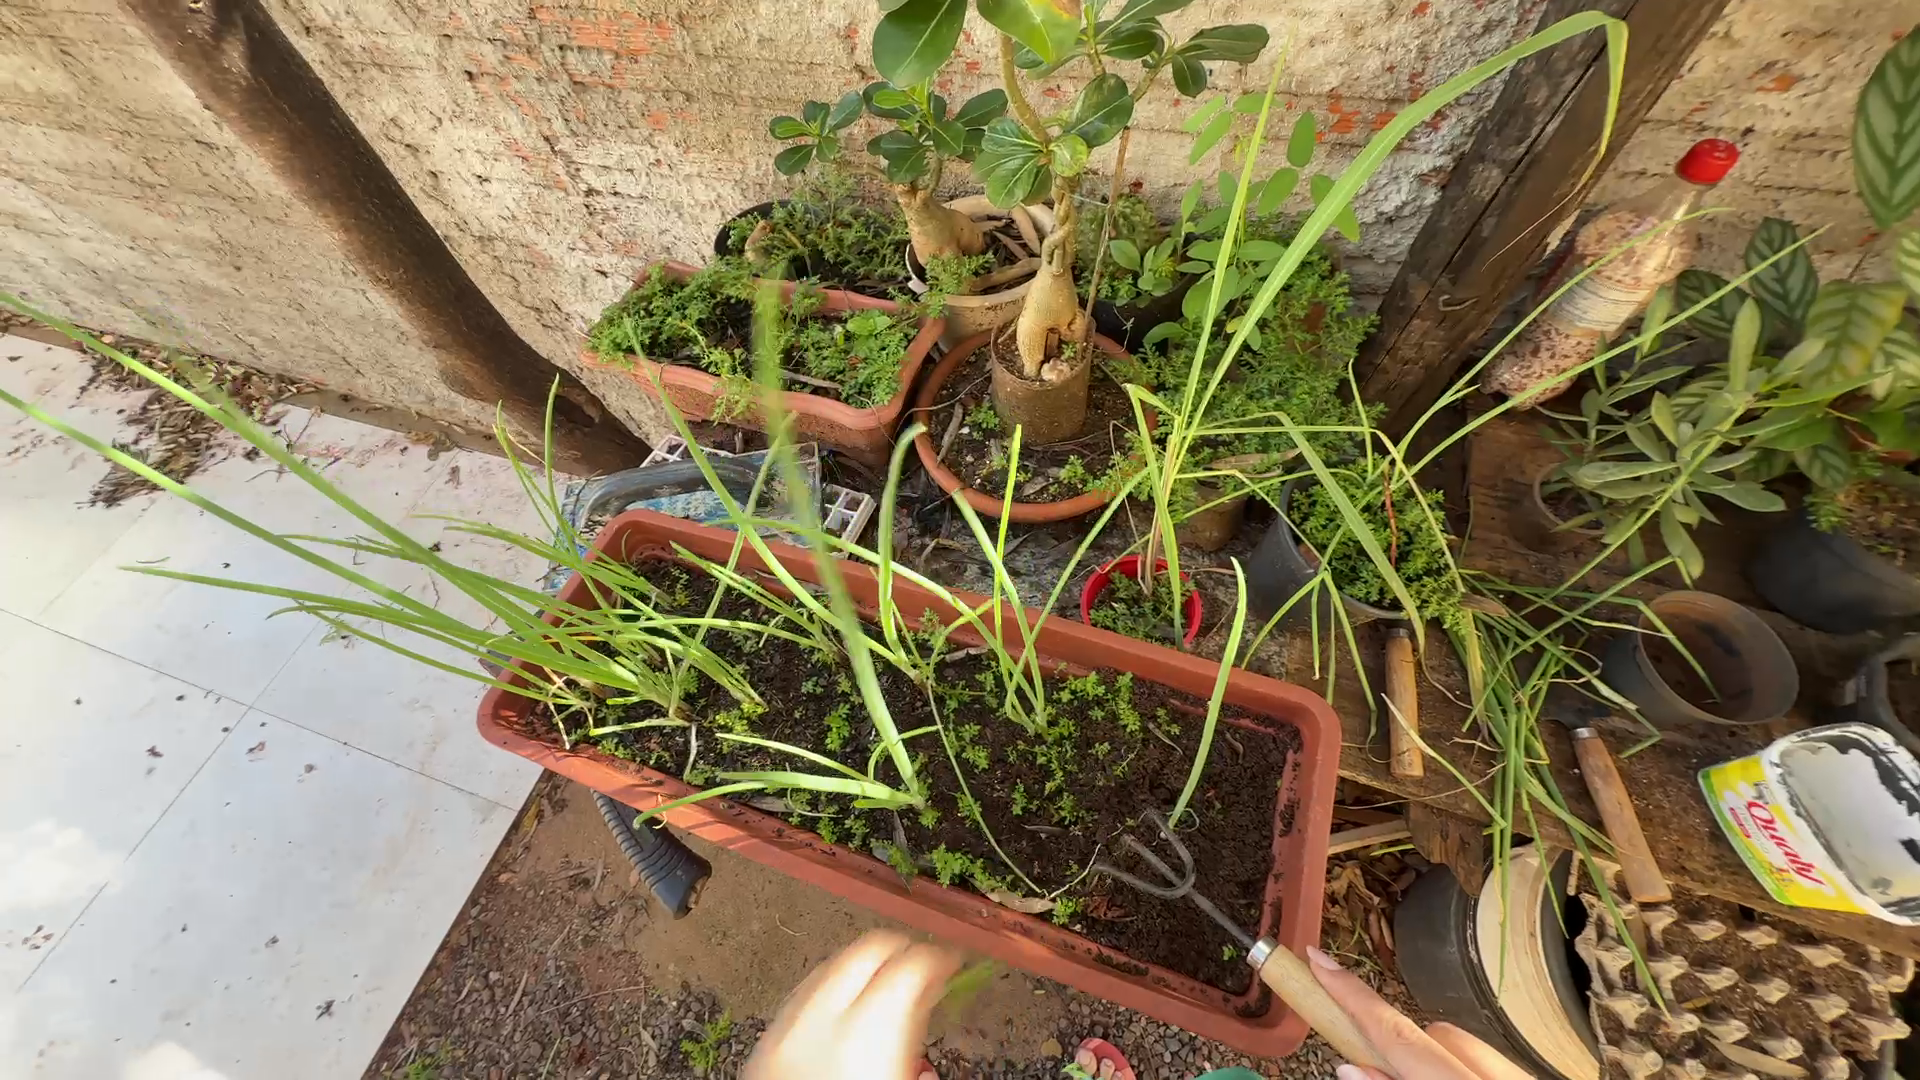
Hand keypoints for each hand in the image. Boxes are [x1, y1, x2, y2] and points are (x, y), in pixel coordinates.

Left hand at [744, 930, 963, 1079]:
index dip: (939, 961)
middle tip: (924, 971)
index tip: (952, 967)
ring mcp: (786, 1029)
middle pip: (869, 952)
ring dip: (863, 969)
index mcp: (869, 1037)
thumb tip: (927, 1060)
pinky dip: (829, 991)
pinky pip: (803, 995)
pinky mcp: (762, 1047)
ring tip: (886, 990)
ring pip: (832, 966)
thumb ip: (919, 1070)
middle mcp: (823, 1020)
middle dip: (901, 953)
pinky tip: (843, 1014)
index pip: (912, 966)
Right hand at [1307, 947, 1532, 1079]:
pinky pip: (1502, 1065)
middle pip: (1440, 1032)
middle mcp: (1505, 1078)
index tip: (1315, 957)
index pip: (1398, 1035)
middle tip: (1390, 1073)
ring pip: (1475, 1047)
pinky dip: (1476, 1072)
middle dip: (1410, 1047)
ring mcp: (1533, 1079)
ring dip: (1447, 1062)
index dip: (1353, 995)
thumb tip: (1348, 1067)